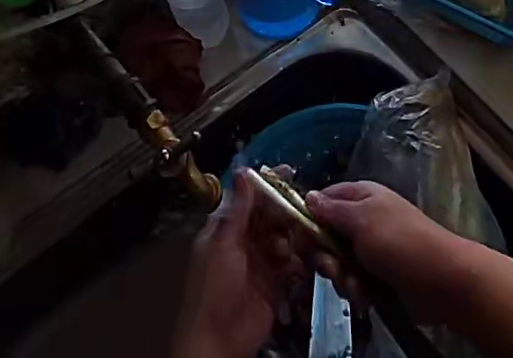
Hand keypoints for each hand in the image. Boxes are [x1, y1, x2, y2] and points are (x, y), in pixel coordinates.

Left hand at [173, 172, 305, 357]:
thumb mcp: (222, 245)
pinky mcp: (276, 281)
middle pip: (272, 214)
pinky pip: (293, 261)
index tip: (289, 173)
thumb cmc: (212, 291)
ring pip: (285, 235)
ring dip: (293, 235)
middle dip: (286, 210)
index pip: (251, 197)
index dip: (270, 185)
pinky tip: (300, 260)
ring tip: (295, 242)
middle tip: (301, 210)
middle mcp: (247, 239)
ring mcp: (263, 260)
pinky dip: (299, 258)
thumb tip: (243, 171)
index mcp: (228, 228)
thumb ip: (237, 210)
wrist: (217, 344)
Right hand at [304, 181, 471, 322]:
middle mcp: (363, 218)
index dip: (307, 221)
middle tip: (335, 268)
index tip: (299, 243)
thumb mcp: (361, 220)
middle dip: (326, 258)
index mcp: (361, 195)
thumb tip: (308, 196)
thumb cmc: (399, 241)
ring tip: (358, 285)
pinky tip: (367, 297)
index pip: (323, 201)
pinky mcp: (377, 275)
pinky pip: (353, 282)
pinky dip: (356, 291)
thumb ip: (332, 210)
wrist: (440, 278)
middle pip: (326, 236)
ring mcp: (370, 248)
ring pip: (337, 263)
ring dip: (343, 278)